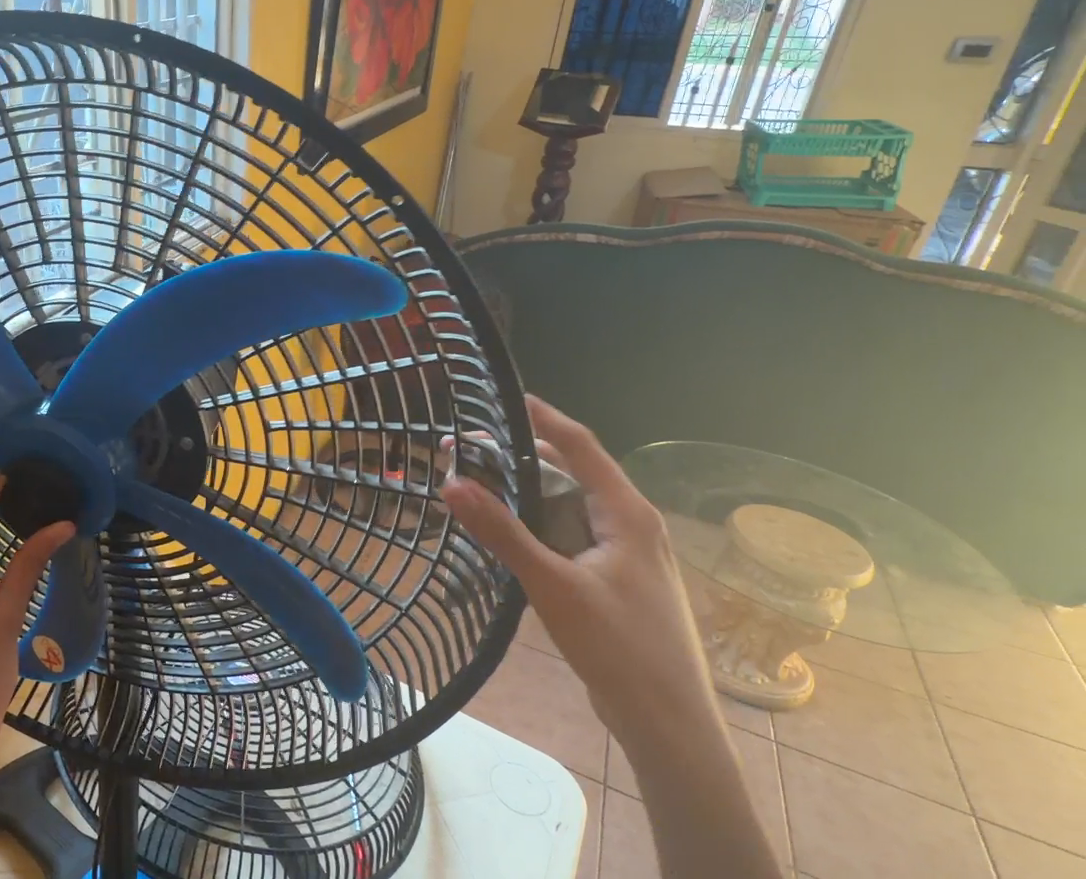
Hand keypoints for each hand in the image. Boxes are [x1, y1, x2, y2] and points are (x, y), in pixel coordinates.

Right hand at [442, 399, 779, 878]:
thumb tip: (451, 484)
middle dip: (518, 459)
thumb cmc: (619, 646)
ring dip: (523, 496)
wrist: (667, 722)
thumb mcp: (553, 585)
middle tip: (465, 454)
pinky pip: (569, 537)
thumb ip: (502, 532)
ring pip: (567, 508)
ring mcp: (624, 555)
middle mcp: (629, 524)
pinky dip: (535, 528)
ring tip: (475, 490)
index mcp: (627, 513)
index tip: (501, 397)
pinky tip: (504, 537)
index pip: (581, 446)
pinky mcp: (613, 581)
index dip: (542, 417)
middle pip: (570, 474)